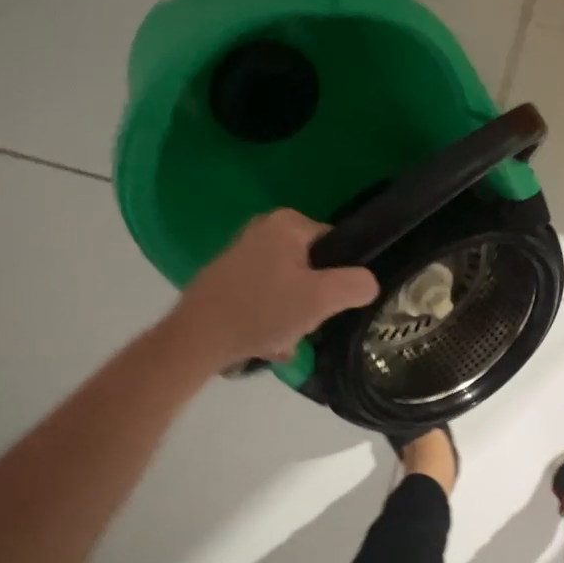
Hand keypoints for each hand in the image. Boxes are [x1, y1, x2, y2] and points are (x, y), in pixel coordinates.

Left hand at [167, 209, 378, 367]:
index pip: (337, 246)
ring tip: (283, 337)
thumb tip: (368, 283)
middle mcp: (264, 228)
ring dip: (293, 315)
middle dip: (313, 301)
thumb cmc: (262, 310)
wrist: (196, 340)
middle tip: (306, 323)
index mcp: (288, 222)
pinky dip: (271, 317)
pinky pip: (267, 296)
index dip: (340, 278)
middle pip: (314, 268)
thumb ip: (357, 284)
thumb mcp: (322, 298)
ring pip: (290, 286)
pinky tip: (266, 340)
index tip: (329, 304)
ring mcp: (243, 253)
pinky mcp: (228, 278)